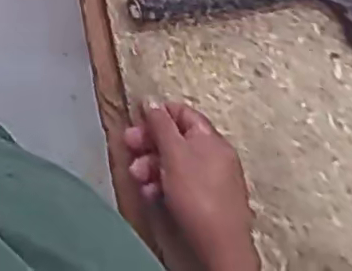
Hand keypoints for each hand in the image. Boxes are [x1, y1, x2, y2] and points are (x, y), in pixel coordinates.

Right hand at [125, 101, 258, 270]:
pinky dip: (162, 184)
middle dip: (148, 143)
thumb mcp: (173, 152)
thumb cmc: (196, 194)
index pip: (181, 112)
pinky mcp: (207, 201)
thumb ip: (160, 123)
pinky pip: (180, 183)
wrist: (220, 249)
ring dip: (150, 166)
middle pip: (174, 137)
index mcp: (210, 139)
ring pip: (173, 162)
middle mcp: (214, 156)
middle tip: (130, 147)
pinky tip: (151, 193)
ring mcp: (212, 180)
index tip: (138, 121)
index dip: (157, 114)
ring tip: (138, 178)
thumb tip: (151, 101)